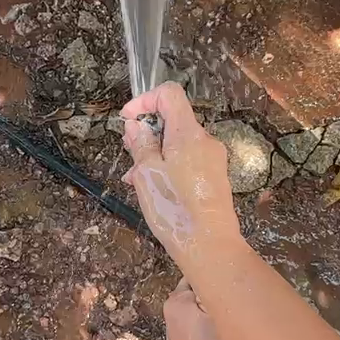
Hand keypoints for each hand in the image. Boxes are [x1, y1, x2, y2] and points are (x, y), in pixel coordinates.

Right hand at [120, 83, 241, 266]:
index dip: (145, 100)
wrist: (209, 245)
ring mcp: (212, 159)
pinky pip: (187, 160)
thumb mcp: (147, 173)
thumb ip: (141, 144)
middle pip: (173, 120)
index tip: (126, 120)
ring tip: (135, 177)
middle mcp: (205, 141)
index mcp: (188, 134)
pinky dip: (167, 165)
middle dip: (147, 131)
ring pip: (178, 143)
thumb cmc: (175, 209)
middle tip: (128, 151)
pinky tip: (153, 187)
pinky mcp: (213, 177)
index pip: (170, 94)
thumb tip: (136, 126)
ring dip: (154, 152)